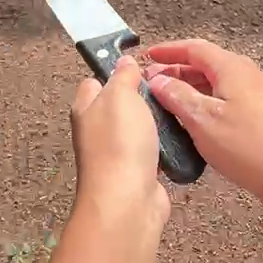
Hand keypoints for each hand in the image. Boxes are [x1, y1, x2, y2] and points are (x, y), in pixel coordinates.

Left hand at [70, 57, 169, 224]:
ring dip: (156, 123)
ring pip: (139, 128)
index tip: (139, 66)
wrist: (128, 199)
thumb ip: (123, 75)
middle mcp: (97, 130)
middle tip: (162, 90)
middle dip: (142, 97)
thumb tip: (124, 62)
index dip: (115, 71)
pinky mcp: (137, 171)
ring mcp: (116, 153)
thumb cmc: (119, 144)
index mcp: (86, 108)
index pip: (95, 80)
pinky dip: (164, 147)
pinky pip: (152, 151)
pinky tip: (175, 142)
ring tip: (174, 113)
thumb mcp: (121, 95)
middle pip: (121, 104)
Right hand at [143, 39, 262, 201]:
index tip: (148, 54)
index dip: (168, 50)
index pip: (194, 48)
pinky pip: (227, 95)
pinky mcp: (261, 111)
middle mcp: (247, 73)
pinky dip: (206, 99)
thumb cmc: (247, 146)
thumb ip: (177, 96)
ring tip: (168, 99)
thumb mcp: (202, 119)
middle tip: (152, 80)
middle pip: (206, 63)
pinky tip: (195, 116)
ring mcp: (257, 92)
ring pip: (216, 81)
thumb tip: (158, 80)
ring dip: (190, 85)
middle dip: (177, 69)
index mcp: (232, 68)